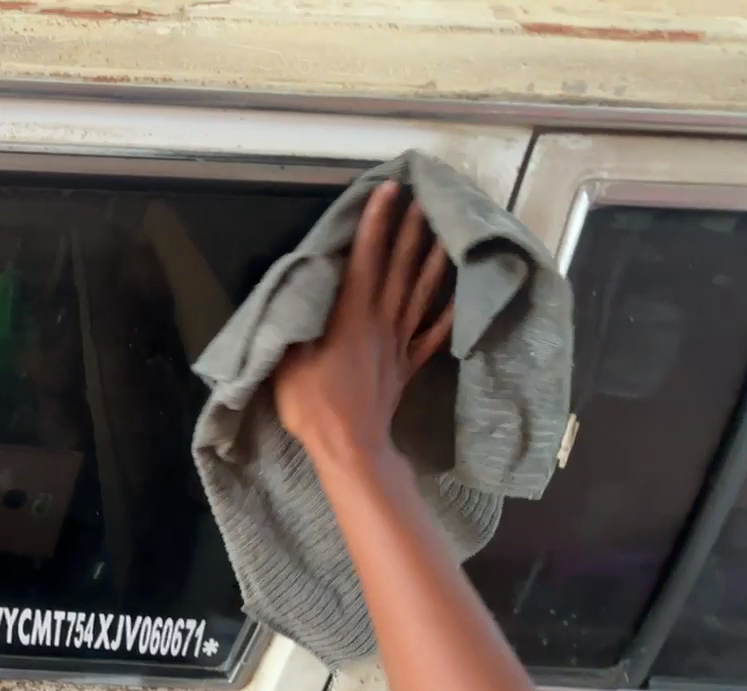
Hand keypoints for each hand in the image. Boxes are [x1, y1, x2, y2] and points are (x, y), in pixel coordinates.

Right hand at [273, 181, 455, 472]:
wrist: (349, 444)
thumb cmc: (313, 404)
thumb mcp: (289, 360)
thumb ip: (300, 322)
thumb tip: (306, 289)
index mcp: (351, 316)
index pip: (366, 259)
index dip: (377, 223)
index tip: (389, 189)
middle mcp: (380, 321)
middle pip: (398, 268)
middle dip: (409, 230)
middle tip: (423, 197)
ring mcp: (397, 343)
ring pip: (419, 293)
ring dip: (431, 260)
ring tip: (443, 231)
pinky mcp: (405, 366)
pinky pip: (431, 335)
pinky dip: (446, 315)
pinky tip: (457, 299)